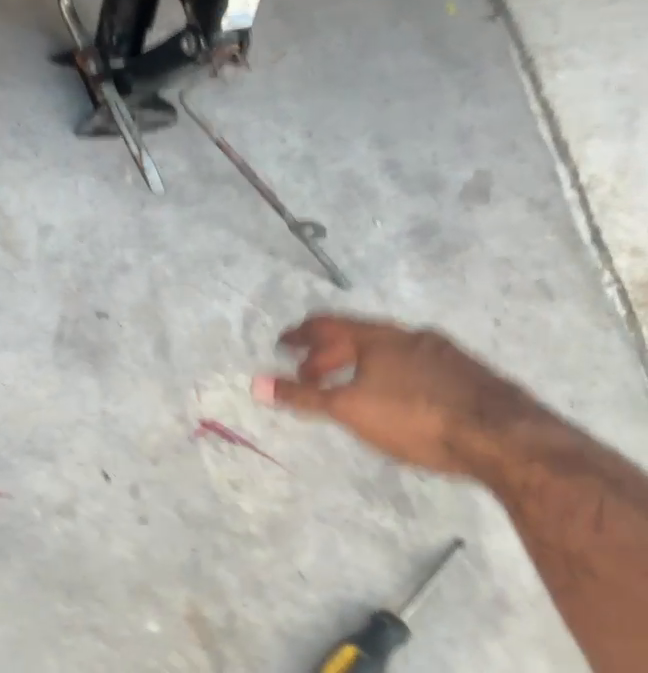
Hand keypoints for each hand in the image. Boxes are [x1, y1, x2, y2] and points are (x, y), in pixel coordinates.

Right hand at [254, 313, 547, 476]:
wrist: (514, 443)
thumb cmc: (417, 418)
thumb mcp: (349, 410)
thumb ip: (302, 396)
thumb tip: (254, 383)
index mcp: (377, 337)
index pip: (327, 324)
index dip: (300, 335)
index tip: (283, 345)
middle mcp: (412, 337)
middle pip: (361, 336)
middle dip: (332, 354)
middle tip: (314, 374)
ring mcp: (451, 357)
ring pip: (396, 353)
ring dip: (369, 366)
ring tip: (358, 388)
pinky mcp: (480, 380)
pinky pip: (426, 369)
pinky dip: (402, 377)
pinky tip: (406, 401)